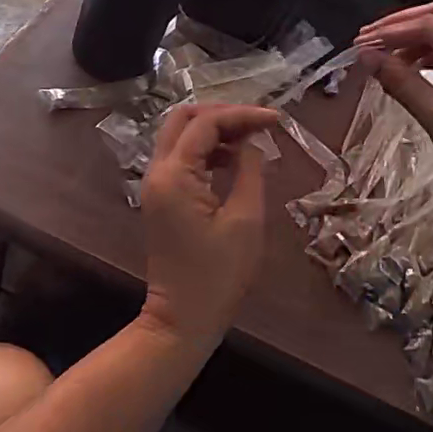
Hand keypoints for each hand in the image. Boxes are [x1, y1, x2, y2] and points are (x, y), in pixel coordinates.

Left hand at [139, 103, 278, 345]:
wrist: (183, 317)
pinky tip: (235, 160)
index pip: (205, 123)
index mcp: (174, 175)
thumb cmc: (219, 274)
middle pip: (183, 119)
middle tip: (258, 122)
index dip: (242, 115)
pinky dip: (207, 151)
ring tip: (253, 138)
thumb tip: (253, 141)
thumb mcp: (245, 220)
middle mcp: (157, 171)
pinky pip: (182, 158)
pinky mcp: (162, 197)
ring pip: (180, 136)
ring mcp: (156, 184)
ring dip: (215, 131)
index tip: (276, 120)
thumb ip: (249, 170)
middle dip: (222, 114)